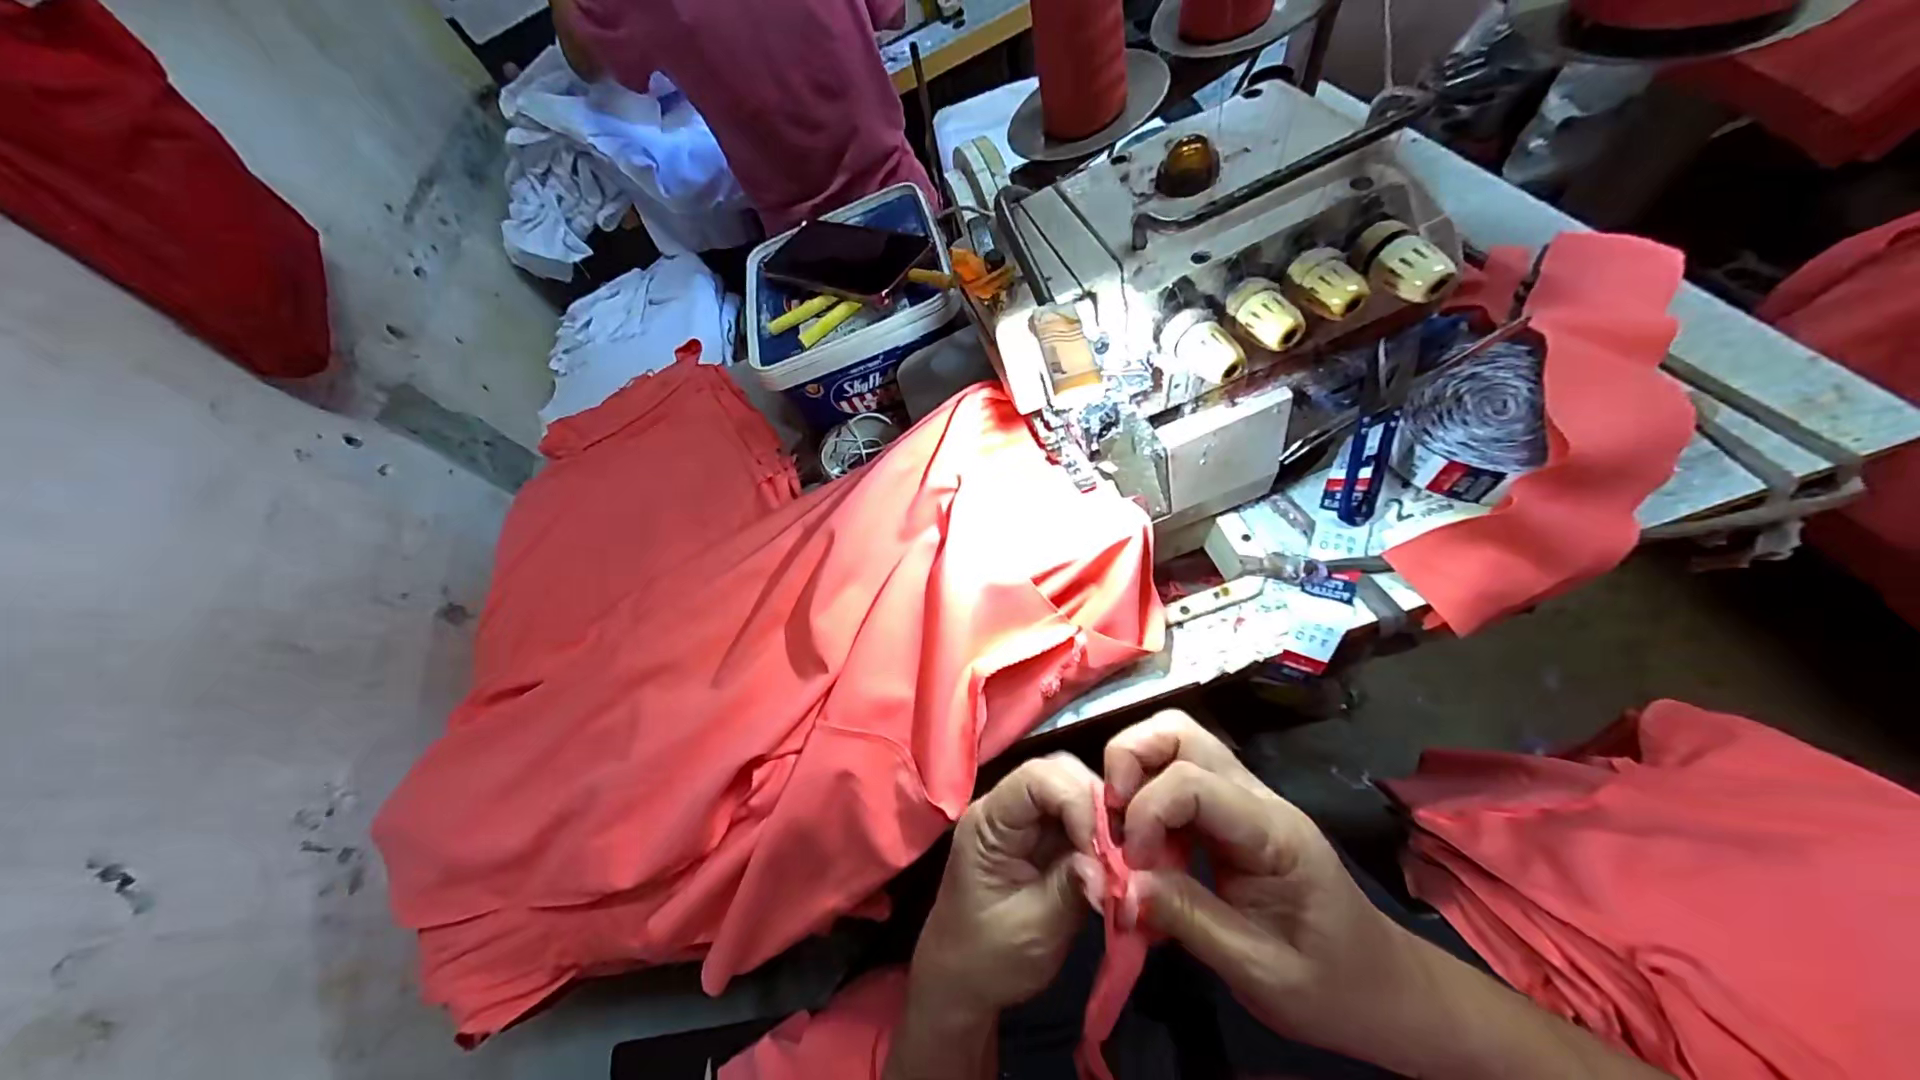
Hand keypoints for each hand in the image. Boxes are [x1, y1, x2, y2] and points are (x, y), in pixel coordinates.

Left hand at [909, 754, 1104, 1013]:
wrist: (964, 983)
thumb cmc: (988, 957)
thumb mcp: (1032, 928)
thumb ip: (1070, 889)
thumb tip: (1110, 867)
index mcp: (989, 821)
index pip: (1036, 778)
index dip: (1076, 800)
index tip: (1100, 846)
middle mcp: (1006, 809)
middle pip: (1059, 774)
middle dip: (1096, 806)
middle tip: (1122, 850)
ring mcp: (1027, 822)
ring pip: (1074, 792)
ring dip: (1103, 822)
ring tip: (1121, 860)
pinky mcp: (1044, 839)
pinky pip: (1079, 820)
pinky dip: (1102, 837)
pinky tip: (1114, 865)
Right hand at [1107, 712, 1433, 1070]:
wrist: (1387, 993)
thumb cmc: (1334, 988)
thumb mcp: (1261, 972)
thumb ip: (1189, 919)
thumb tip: (1124, 885)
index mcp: (1272, 830)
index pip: (1192, 781)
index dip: (1147, 812)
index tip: (1134, 866)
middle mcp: (1256, 797)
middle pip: (1178, 732)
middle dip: (1129, 760)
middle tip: (1113, 821)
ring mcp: (1243, 800)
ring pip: (1174, 743)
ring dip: (1133, 773)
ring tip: (1124, 832)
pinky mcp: (1229, 814)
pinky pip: (1177, 777)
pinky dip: (1145, 797)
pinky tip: (1143, 846)